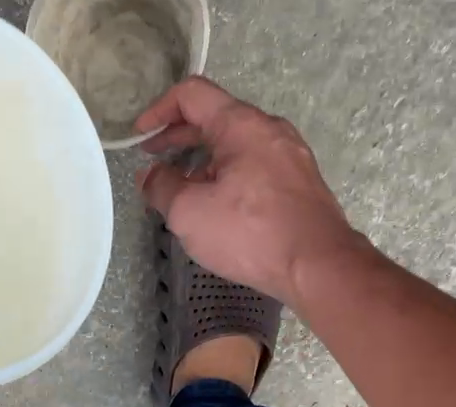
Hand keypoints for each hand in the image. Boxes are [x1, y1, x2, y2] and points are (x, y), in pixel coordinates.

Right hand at [135, 77, 368, 304]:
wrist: (315, 263)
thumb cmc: (248, 232)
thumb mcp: (189, 212)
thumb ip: (162, 188)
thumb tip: (150, 176)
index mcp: (241, 125)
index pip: (192, 95)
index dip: (158, 110)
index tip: (139, 135)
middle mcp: (269, 129)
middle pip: (215, 117)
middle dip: (178, 136)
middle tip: (152, 158)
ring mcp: (288, 154)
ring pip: (235, 144)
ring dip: (202, 159)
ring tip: (180, 188)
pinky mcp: (297, 181)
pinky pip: (253, 165)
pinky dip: (226, 174)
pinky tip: (216, 204)